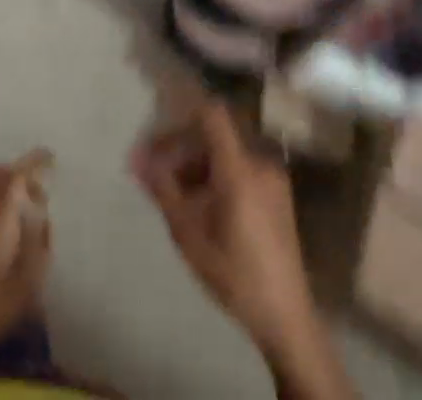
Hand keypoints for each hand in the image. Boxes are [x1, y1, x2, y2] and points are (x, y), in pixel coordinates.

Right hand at [132, 102, 314, 355]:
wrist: (284, 314)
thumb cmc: (231, 272)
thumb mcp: (187, 232)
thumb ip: (162, 188)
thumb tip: (137, 158)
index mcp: (239, 170)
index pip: (212, 114)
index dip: (183, 107)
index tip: (155, 117)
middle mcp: (260, 165)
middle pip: (212, 136)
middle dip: (178, 147)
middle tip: (148, 169)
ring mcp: (272, 181)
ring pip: (224, 154)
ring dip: (194, 164)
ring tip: (169, 192)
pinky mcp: (277, 196)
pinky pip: (239, 170)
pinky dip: (213, 176)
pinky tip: (197, 204)